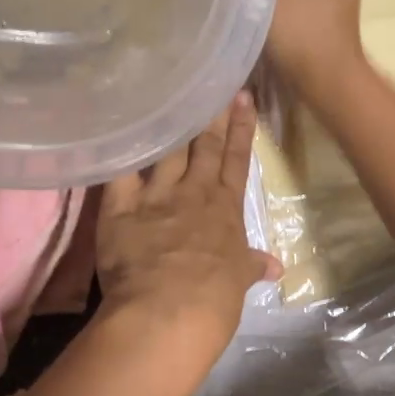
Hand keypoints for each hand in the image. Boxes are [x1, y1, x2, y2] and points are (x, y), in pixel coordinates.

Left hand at [95, 95, 281, 336]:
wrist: (168, 313)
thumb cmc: (213, 301)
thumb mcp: (238, 281)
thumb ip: (251, 265)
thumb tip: (275, 267)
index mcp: (226, 208)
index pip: (236, 159)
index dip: (241, 128)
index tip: (243, 96)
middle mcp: (194, 192)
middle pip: (203, 144)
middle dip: (210, 113)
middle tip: (211, 82)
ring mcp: (156, 195)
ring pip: (166, 149)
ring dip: (169, 123)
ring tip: (169, 94)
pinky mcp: (120, 206)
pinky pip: (119, 171)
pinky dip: (120, 150)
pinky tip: (119, 125)